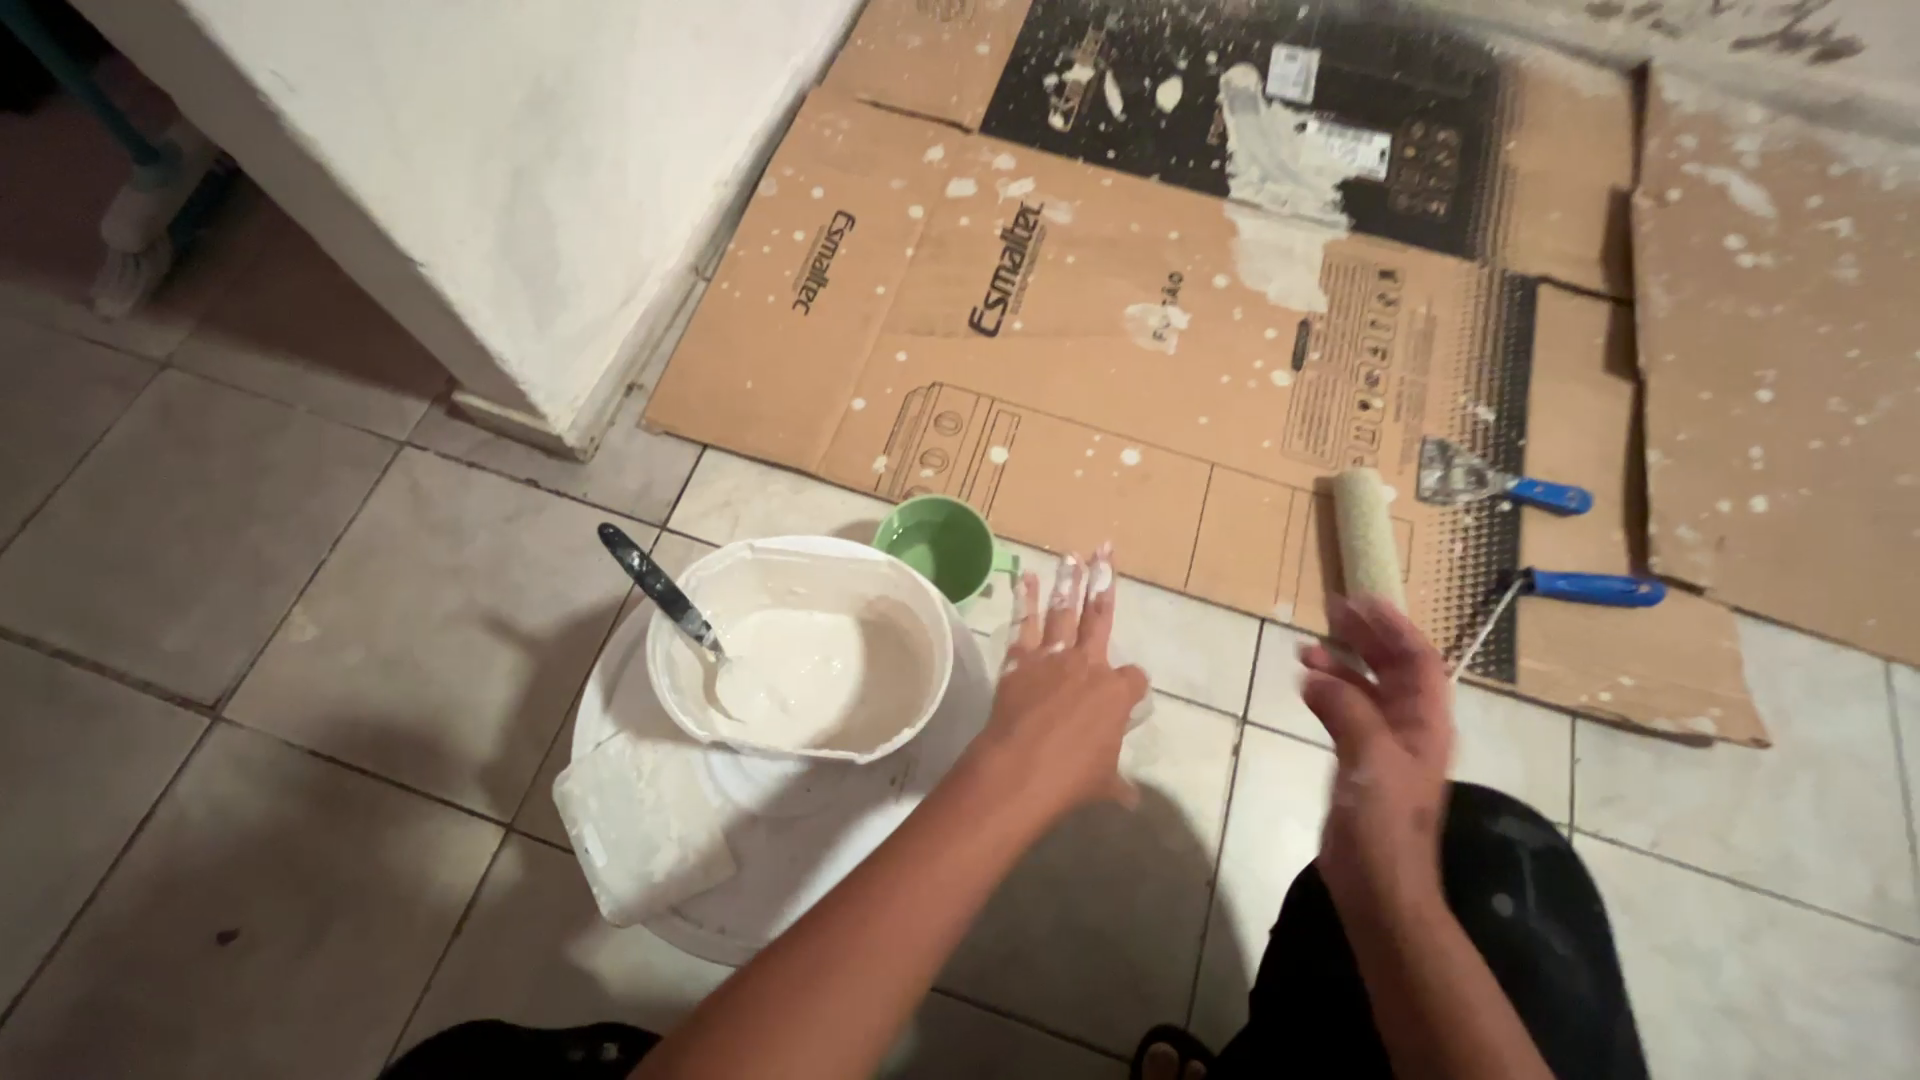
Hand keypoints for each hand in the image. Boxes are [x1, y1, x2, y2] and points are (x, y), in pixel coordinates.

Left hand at [959, 545, 1150, 828]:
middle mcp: (1088, 665)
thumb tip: (1132, 800)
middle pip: (1101, 615)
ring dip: (1069, 580)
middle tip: (1105, 549)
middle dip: (1104, 580)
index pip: (1135, 678)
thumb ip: (1117, 784)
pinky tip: (1028, 577)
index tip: (1129, 693)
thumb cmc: (1070, 778)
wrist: (1020, 769)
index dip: (1132, 685)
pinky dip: (1026, 599)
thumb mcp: (1103, 783)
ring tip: (1073, 553)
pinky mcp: (1021, 660)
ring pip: (1066, 610)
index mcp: (1116, 693)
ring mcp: (1053, 657)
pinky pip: (1025, 623)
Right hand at [1298, 594, 1454, 917]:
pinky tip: (1307, 685)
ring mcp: (1385, 745)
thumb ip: (1346, 710)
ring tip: (1307, 649)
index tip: (1361, 601)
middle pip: (1393, 669)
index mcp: (1426, 724)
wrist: (1379, 886)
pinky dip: (1329, 693)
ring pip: (1367, 689)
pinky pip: (1347, 712)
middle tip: (1331, 611)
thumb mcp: (1370, 760)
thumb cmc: (1384, 825)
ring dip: (1342, 664)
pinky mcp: (1360, 762)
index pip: (1418, 660)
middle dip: (1366, 637)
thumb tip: (1315, 677)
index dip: (1393, 627)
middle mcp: (1410, 728)